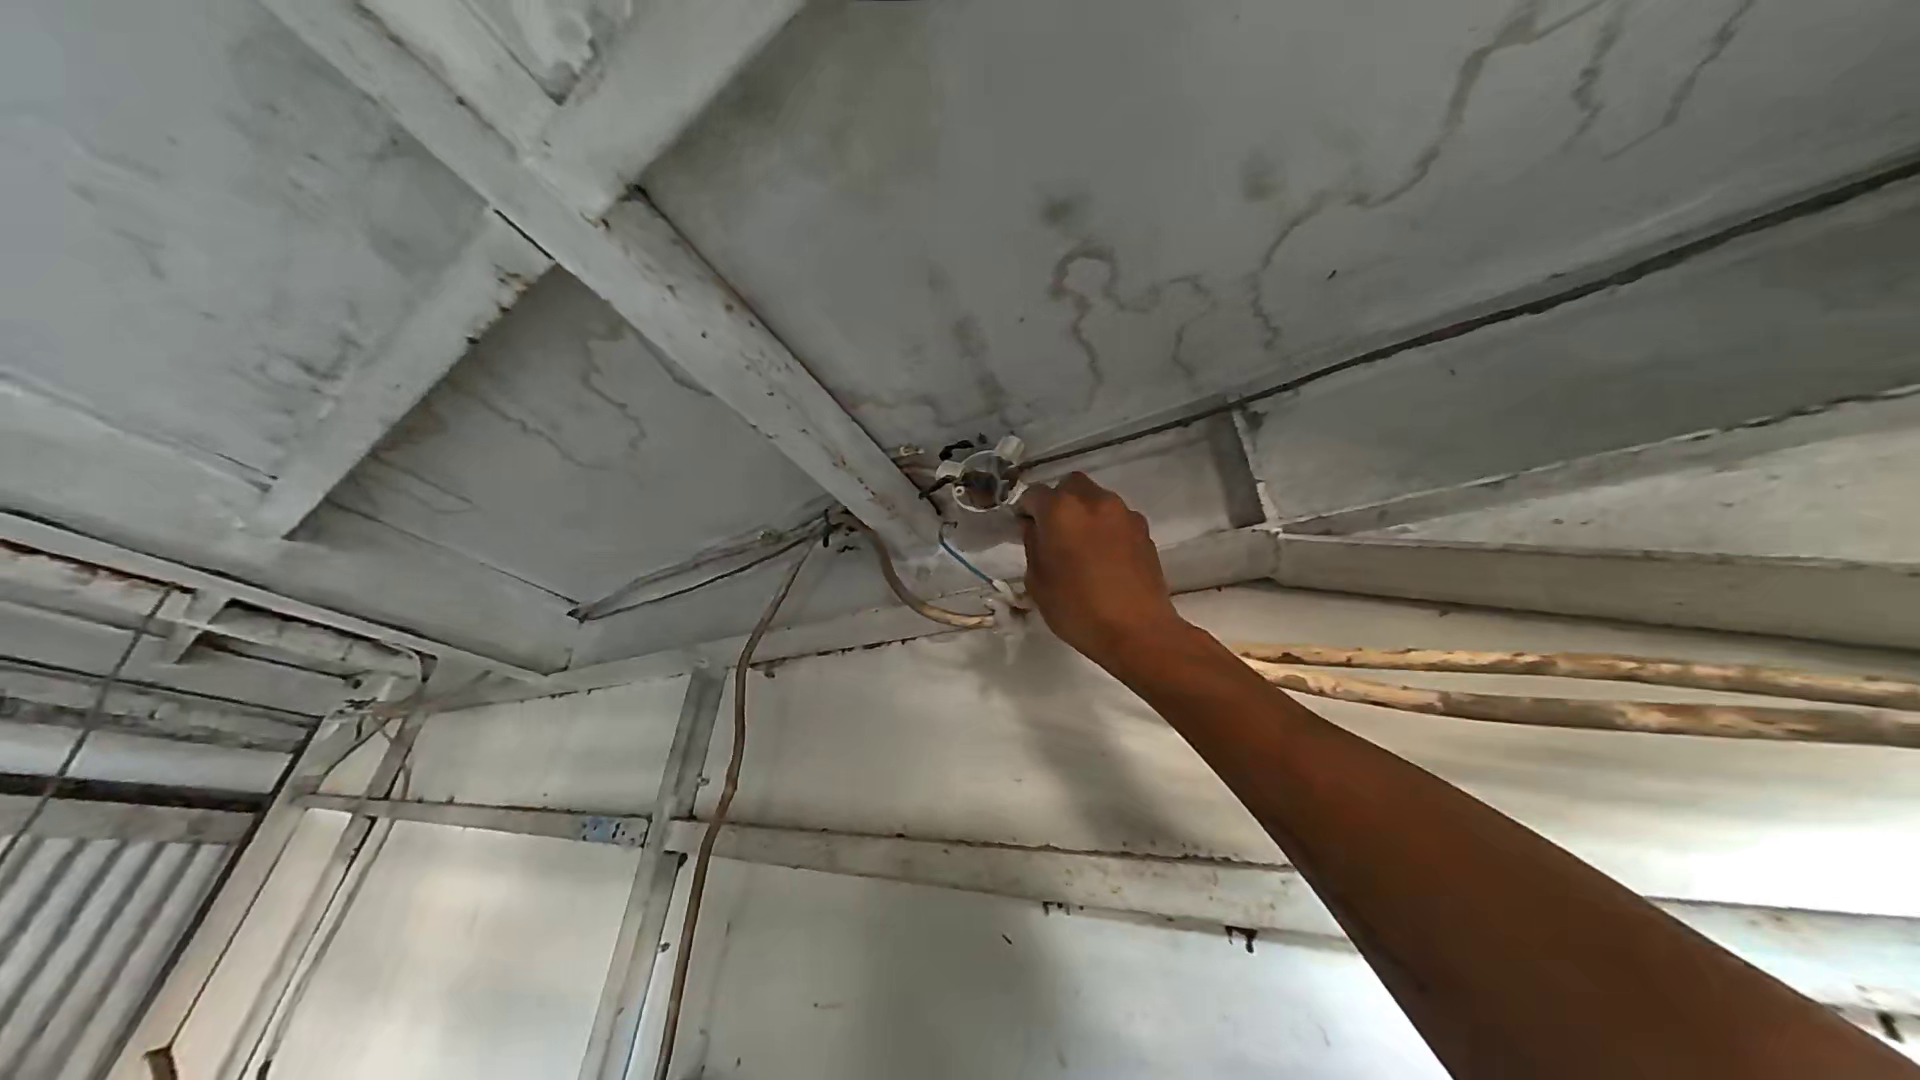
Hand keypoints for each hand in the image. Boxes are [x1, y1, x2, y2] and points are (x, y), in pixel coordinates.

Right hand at [1018, 473, 1190, 669]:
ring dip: (1085, 512)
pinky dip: (1106, 527)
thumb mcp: (1038, 582)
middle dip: (1058, 501)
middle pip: (1070, 485)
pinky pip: (1117, 518)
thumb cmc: (1077, 609)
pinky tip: (1105, 556)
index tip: (1023, 528)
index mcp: (1061, 510)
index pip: (1034, 494)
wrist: (1137, 630)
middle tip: (1053, 531)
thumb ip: (1032, 545)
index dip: (1025, 509)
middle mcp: (1094, 501)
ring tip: (1081, 545)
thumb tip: (1034, 527)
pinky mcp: (1144, 530)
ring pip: (1097, 499)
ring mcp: (1124, 513)